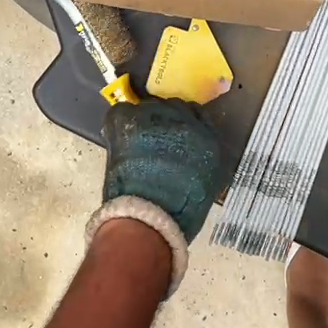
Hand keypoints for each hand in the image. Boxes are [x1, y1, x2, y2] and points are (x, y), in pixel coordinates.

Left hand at [101, 99, 221, 241]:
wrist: (148, 219)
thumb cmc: (179, 214)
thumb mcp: (204, 184)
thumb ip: (200, 160)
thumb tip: (190, 153)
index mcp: (207, 138)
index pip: (197, 117)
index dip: (185, 125)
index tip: (177, 135)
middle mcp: (185, 121)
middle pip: (173, 107)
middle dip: (165, 121)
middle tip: (155, 140)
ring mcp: (156, 118)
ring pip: (149, 108)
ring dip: (143, 121)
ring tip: (136, 141)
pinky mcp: (130, 121)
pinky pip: (124, 111)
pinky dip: (121, 122)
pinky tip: (120, 137)